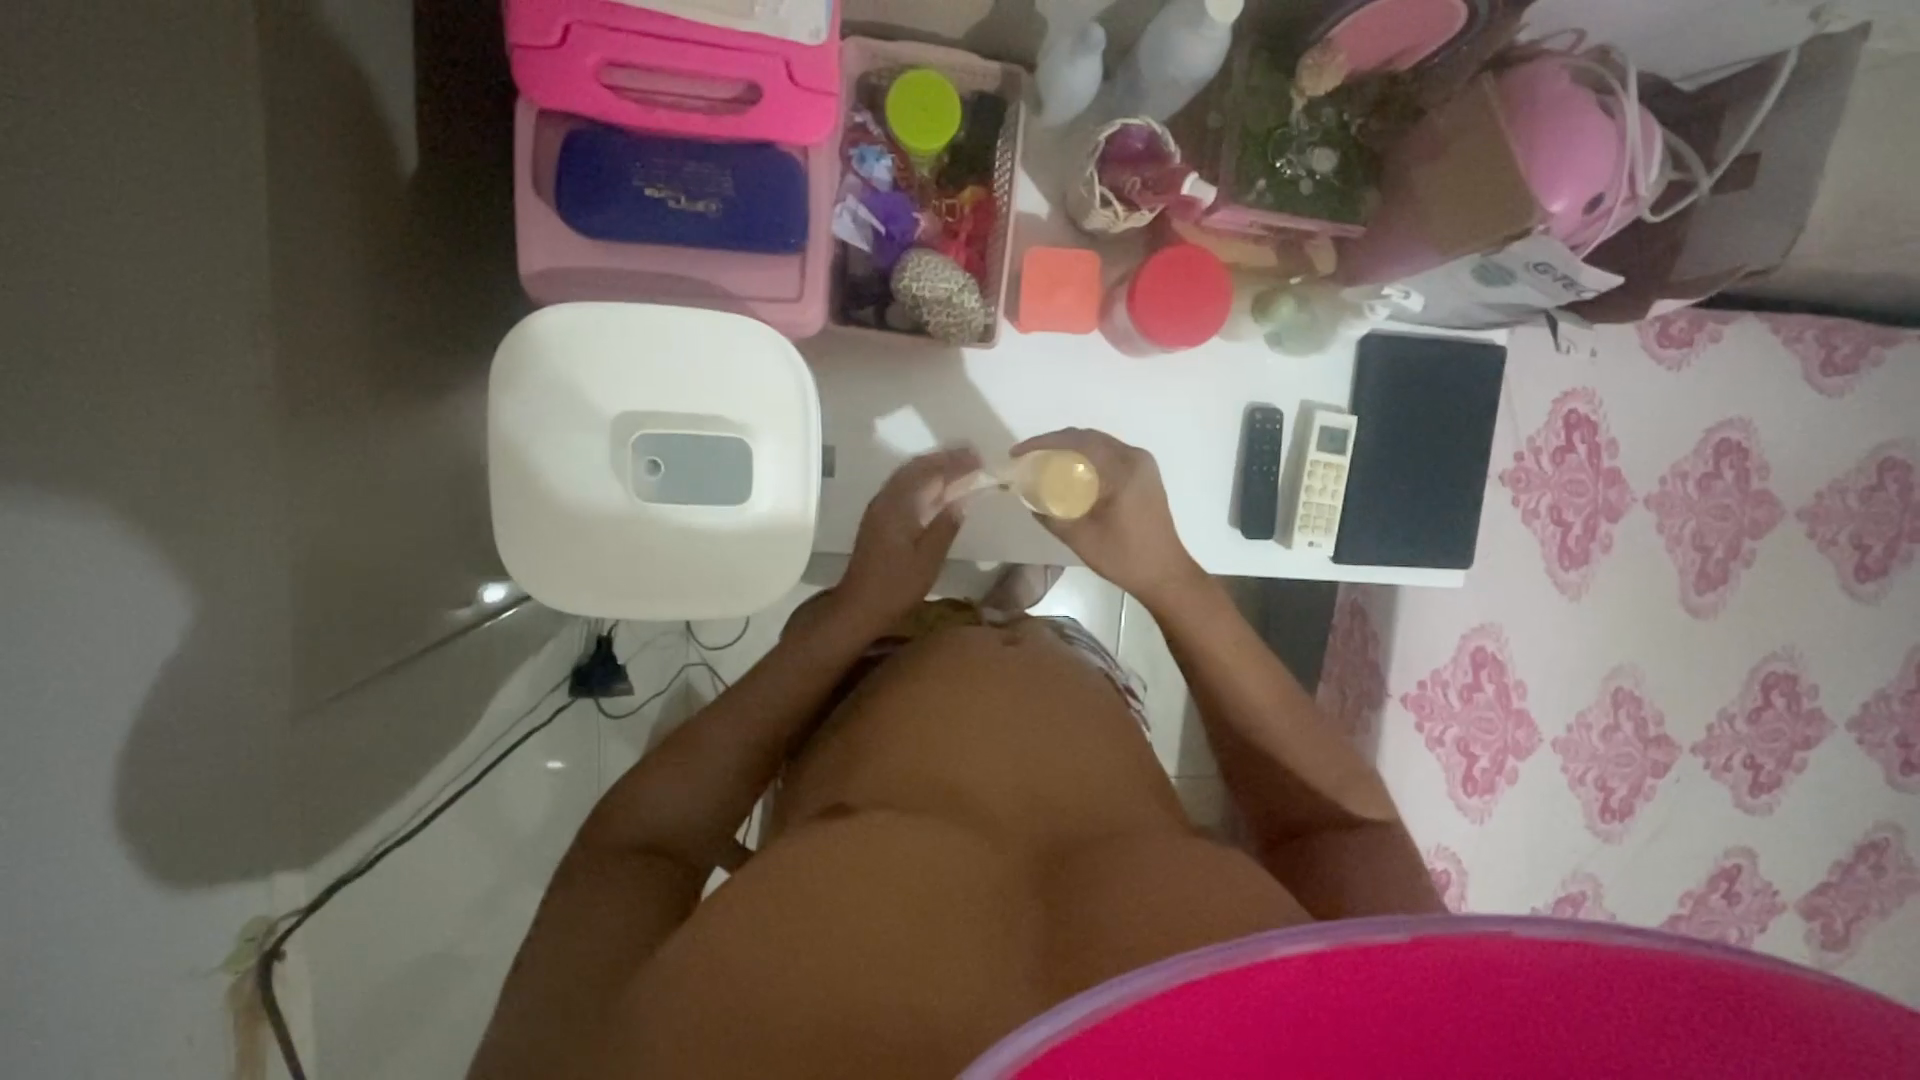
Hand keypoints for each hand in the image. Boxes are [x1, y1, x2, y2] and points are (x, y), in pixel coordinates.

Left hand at [833, 447, 981, 635]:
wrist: (859, 605)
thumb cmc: (896, 586)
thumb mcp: (928, 560)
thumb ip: (945, 527)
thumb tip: (962, 501)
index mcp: (898, 506)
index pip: (928, 472)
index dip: (954, 462)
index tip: (978, 457)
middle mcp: (885, 500)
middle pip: (915, 468)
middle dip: (943, 459)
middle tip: (971, 456)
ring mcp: (879, 508)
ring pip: (907, 476)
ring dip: (932, 467)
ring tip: (958, 466)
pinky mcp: (877, 519)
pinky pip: (902, 487)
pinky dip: (922, 480)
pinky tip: (936, 489)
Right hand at [1010, 428, 1201, 605]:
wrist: (1165, 574)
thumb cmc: (1124, 557)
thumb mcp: (1080, 537)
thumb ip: (1051, 515)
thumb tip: (1028, 499)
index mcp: (1123, 469)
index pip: (1077, 441)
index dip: (1043, 442)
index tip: (1018, 454)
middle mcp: (1135, 458)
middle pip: (1088, 437)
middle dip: (1054, 443)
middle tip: (1027, 458)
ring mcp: (1143, 465)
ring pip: (1098, 444)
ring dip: (1070, 449)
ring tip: (1043, 463)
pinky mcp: (1144, 475)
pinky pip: (1109, 456)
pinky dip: (1086, 458)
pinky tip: (1069, 472)